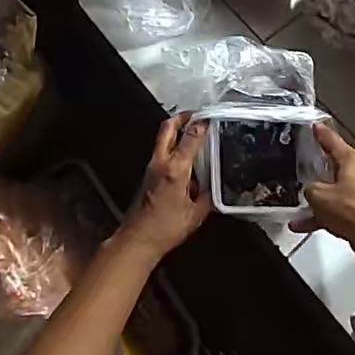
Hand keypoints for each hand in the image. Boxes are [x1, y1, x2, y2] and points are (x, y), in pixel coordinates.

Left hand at [123, 113, 211, 256]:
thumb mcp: (196, 214)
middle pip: (168, 128)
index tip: (210, 118)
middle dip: (181, 117)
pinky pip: (161, 152)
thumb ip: (208, 197)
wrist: (138, 240)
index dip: (201, 125)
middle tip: (195, 114)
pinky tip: (184, 156)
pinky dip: (172, 146)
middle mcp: (161, 163)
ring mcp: (152, 167)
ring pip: (162, 139)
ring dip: (175, 130)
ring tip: (192, 131)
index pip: (190, 138)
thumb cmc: (165, 228)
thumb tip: (215, 188)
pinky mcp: (148, 175)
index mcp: (176, 169)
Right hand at [292, 124, 354, 253]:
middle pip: (333, 164)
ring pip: (333, 189)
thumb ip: (309, 189)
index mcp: (350, 160)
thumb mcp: (319, 196)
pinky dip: (321, 214)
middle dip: (316, 165)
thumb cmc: (350, 210)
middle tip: (300, 160)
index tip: (313, 125)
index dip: (320, 132)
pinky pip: (336, 208)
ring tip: (296, 201)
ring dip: (316, 197)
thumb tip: (310, 192)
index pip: (332, 139)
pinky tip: (300, 225)